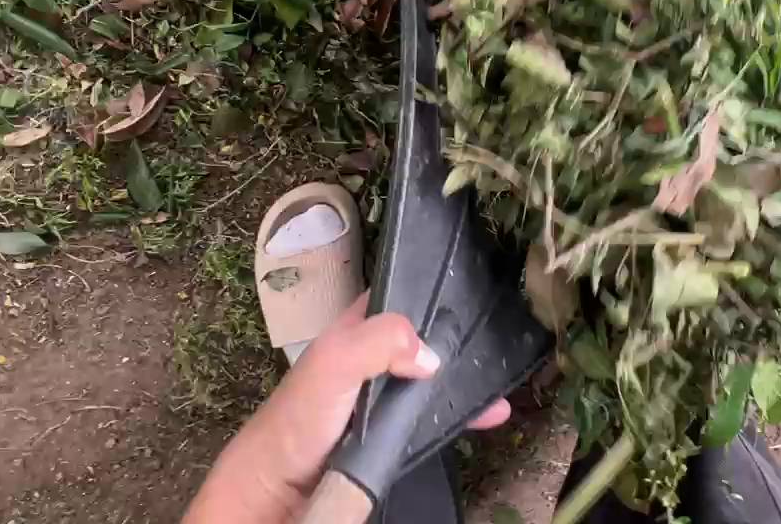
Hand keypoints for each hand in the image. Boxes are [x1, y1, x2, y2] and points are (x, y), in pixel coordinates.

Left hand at [183, 296, 509, 523]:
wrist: (276, 494)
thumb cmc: (297, 418)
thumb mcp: (334, 362)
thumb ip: (379, 343)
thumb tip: (432, 355)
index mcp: (360, 327)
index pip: (404, 294)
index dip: (435, 289)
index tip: (475, 286)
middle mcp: (376, 357)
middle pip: (427, 337)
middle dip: (461, 336)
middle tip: (501, 334)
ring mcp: (386, 397)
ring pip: (435, 378)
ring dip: (467, 377)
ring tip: (504, 378)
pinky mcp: (394, 435)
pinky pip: (435, 418)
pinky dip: (463, 415)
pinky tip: (491, 415)